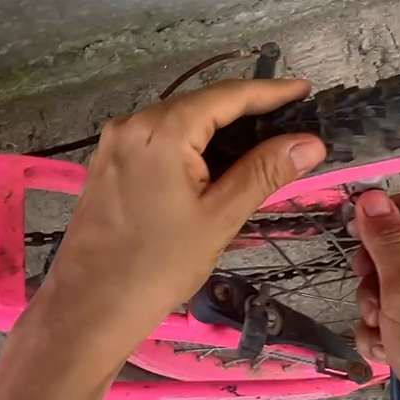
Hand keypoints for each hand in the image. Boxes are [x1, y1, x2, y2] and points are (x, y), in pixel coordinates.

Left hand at [22, 78, 326, 360]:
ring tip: (263, 141)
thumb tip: (310, 142)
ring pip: (179, 122)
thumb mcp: (220, 217)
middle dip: (246, 110)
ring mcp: (116, 144)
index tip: (305, 90)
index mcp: (161, 131)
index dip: (270, 92)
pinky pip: (158, 140)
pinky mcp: (109, 164)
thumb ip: (265, 172)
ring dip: (220, 129)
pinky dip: (192, 144)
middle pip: (201, 104)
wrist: (89, 308)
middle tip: (291, 121)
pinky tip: (216, 162)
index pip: (226, 96)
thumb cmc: (158, 266)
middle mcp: (133, 124)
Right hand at [349, 190, 399, 399]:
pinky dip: (380, 333)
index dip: (385, 212)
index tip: (357, 232)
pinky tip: (384, 353)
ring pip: (386, 286)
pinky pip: (390, 318)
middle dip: (371, 271)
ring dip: (371, 307)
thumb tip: (370, 195)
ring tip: (381, 331)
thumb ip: (387, 240)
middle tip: (370, 291)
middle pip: (394, 246)